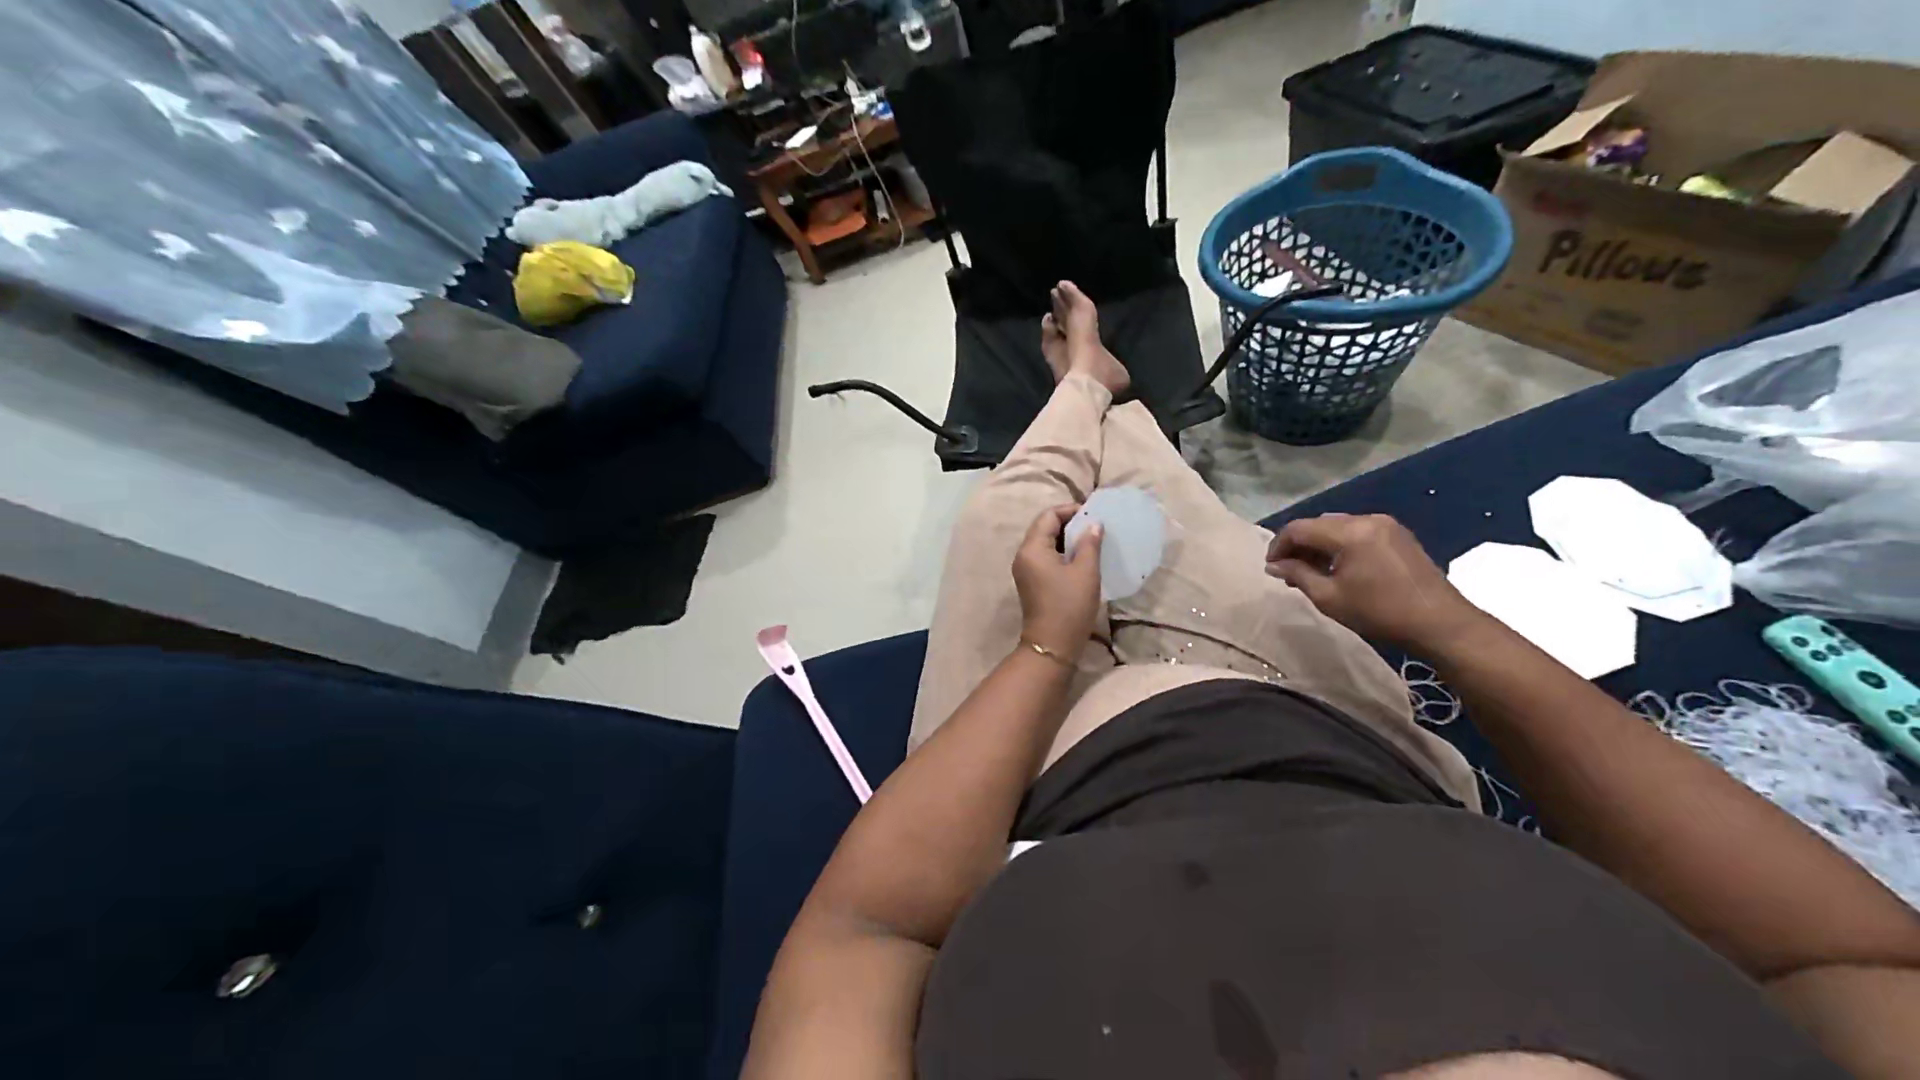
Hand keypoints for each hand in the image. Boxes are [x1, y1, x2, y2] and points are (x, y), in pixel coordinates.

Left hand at [1013, 504, 1103, 658]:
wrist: (1052, 644)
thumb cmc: (1069, 605)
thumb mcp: (1085, 572)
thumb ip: (1089, 543)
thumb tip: (1094, 524)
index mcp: (1032, 549)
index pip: (1048, 516)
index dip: (1070, 510)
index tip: (1093, 513)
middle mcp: (1023, 555)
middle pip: (1043, 527)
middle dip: (1068, 522)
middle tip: (1093, 525)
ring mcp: (1025, 569)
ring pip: (1044, 543)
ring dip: (1065, 538)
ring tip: (1090, 539)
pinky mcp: (1031, 581)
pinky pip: (1044, 557)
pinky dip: (1061, 552)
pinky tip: (1080, 557)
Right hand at [1265, 513, 1488, 650]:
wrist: (1440, 623)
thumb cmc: (1380, 612)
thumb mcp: (1329, 598)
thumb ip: (1297, 575)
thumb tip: (1274, 566)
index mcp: (1350, 532)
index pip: (1299, 528)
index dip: (1278, 545)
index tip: (1271, 567)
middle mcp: (1367, 520)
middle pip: (1318, 524)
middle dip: (1298, 545)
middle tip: (1288, 571)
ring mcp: (1386, 525)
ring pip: (1337, 527)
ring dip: (1319, 545)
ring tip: (1311, 572)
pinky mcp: (1397, 535)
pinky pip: (1357, 532)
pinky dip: (1340, 545)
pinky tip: (1337, 568)